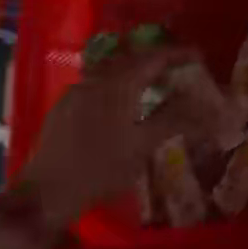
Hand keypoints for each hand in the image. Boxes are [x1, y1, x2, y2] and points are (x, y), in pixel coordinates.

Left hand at [10, 45, 236, 229]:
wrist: (46, 194)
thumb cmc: (101, 169)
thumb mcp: (143, 145)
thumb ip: (173, 117)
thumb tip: (201, 100)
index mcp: (119, 84)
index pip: (154, 58)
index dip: (178, 54)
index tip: (198, 56)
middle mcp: (97, 79)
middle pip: (132, 58)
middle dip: (157, 60)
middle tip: (179, 69)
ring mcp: (77, 90)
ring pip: (112, 69)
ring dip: (136, 70)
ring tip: (153, 82)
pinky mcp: (64, 105)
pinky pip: (97, 82)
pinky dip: (117, 82)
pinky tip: (121, 101)